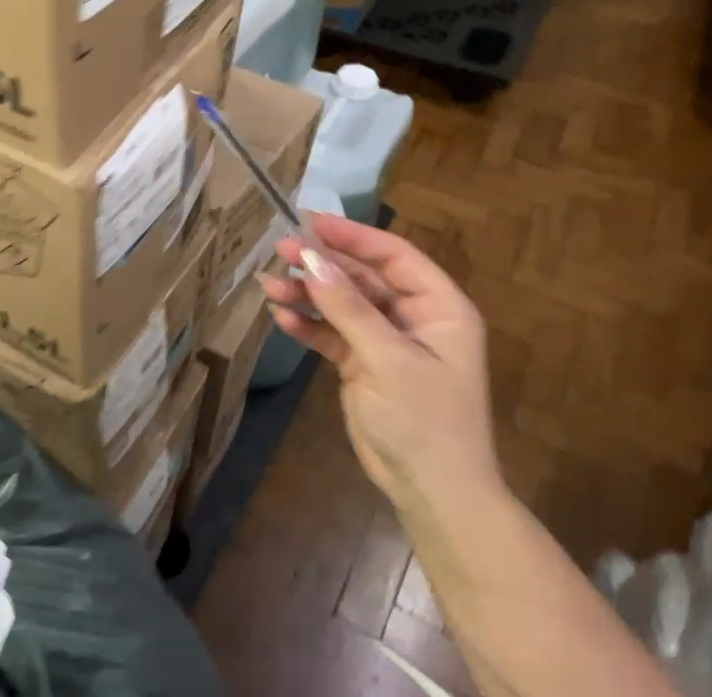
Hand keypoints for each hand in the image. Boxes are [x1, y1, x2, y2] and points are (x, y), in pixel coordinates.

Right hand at [257, 211, 502, 515]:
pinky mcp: (363, 366)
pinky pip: (332, 335)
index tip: (311, 221)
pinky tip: (282, 319)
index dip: (354, 236)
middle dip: (323, 265)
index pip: (396, 257)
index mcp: (441, 309)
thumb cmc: (425, 419)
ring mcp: (387, 343)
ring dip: (308, 295)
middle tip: (280, 250)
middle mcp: (415, 319)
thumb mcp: (387, 359)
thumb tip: (311, 260)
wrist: (432, 490)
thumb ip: (347, 308)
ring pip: (342, 305)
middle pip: (363, 278)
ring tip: (270, 286)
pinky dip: (308, 326)